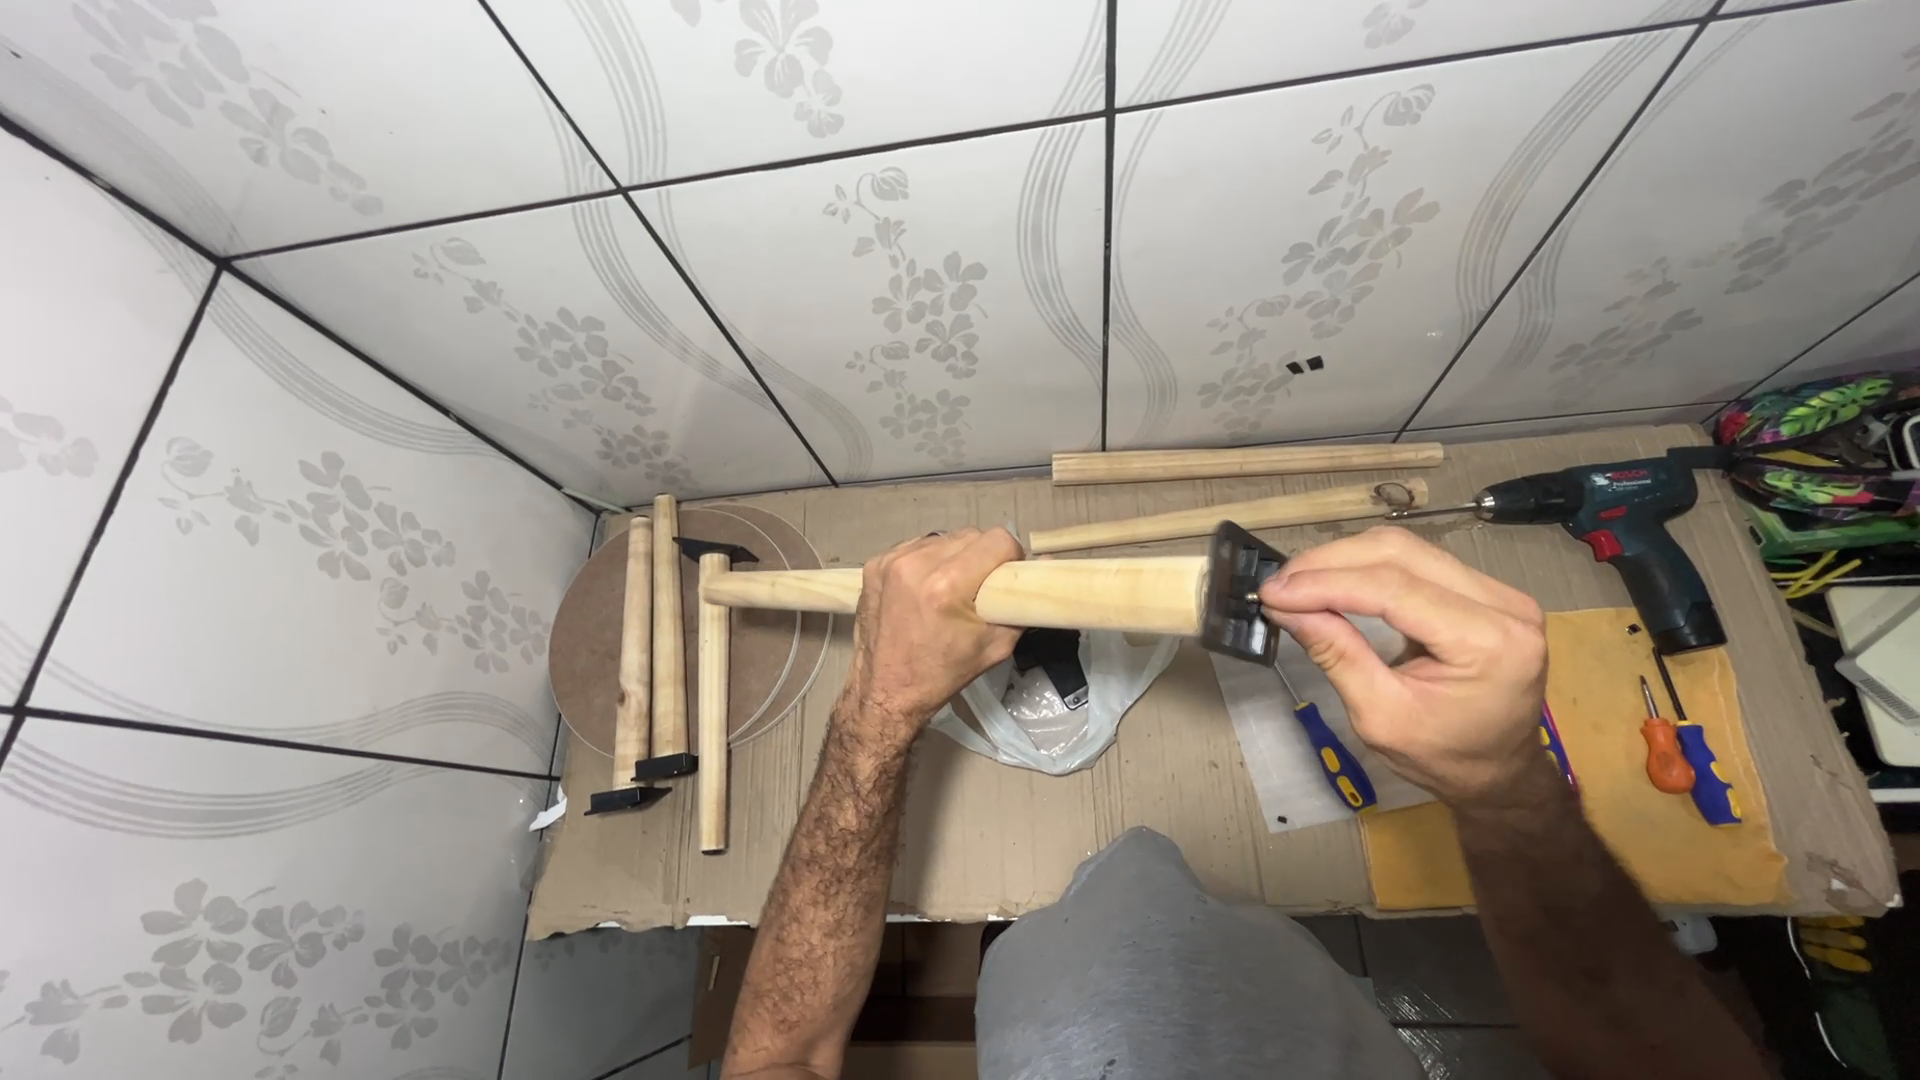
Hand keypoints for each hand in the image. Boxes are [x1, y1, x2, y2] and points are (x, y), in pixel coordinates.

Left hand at [839, 527, 1025, 748]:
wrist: (887, 689)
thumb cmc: (944, 673)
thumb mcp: (997, 646)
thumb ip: (1023, 603)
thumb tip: (1045, 565)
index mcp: (947, 585)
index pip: (997, 540)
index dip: (1010, 556)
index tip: (1007, 577)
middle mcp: (916, 564)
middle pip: (971, 536)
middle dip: (983, 557)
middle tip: (981, 586)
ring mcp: (891, 561)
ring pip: (944, 538)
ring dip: (955, 556)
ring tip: (951, 587)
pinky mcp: (875, 563)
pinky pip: (917, 547)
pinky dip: (929, 561)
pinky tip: (927, 587)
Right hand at [1257, 526, 1550, 806]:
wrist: (1498, 771)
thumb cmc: (1442, 756)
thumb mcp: (1380, 717)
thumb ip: (1337, 655)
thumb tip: (1285, 608)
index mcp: (1490, 643)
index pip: (1394, 589)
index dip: (1325, 584)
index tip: (1272, 593)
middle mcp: (1502, 605)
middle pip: (1399, 554)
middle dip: (1327, 563)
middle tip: (1278, 586)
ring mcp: (1496, 591)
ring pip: (1403, 548)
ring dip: (1340, 559)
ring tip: (1296, 583)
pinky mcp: (1480, 588)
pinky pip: (1413, 559)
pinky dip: (1361, 566)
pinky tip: (1329, 581)